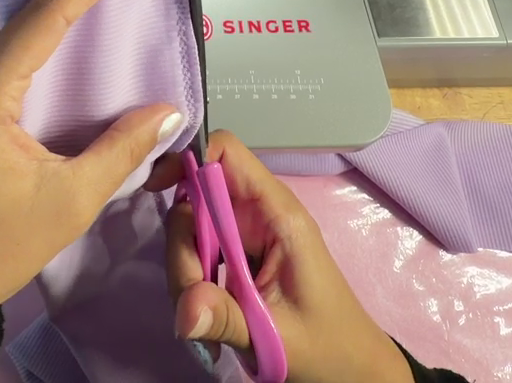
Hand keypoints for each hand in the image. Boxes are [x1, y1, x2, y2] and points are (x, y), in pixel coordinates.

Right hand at [162, 131, 413, 382]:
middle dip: (183, 247)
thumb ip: (227, 317)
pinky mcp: (235, 254)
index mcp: (276, 212)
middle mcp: (256, 212)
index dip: (189, 158)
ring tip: (206, 322)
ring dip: (185, 271)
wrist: (355, 373)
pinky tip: (205, 317)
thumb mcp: (279, 336)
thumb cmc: (330, 347)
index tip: (157, 188)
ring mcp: (243, 232)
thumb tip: (182, 309)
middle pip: (194, 198)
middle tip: (192, 297)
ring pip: (190, 228)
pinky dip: (191, 282)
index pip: (225, 151)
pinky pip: (197, 251)